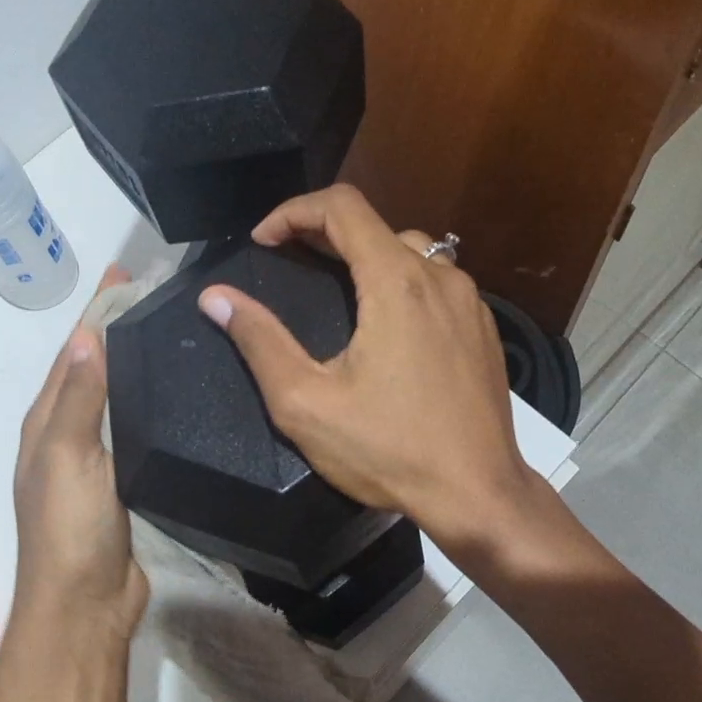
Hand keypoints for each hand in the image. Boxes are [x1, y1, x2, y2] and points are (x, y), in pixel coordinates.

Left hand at [13, 270, 147, 640]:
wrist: (86, 606)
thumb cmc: (70, 530)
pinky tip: (180, 405)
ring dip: (136, 371)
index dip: (95, 313)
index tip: (124, 274)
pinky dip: (152, 410)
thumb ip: (79, 400)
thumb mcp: (69, 457)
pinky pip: (136, 435)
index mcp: (47, 425)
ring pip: (117, 404)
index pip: (72, 355)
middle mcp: (67, 439)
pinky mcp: (123, 489)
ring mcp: (96, 466)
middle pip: (93, 374)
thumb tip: (87, 336)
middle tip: (162, 301)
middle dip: (118, 333)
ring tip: (176, 341)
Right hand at [196, 185, 536, 540]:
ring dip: (368, 257)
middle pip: (378, 226)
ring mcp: (471, 304)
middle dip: (326, 232)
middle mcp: (442, 278)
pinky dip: (404, 283)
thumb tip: (216, 298)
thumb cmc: (390, 451)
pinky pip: (440, 285)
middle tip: (288, 259)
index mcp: (397, 283)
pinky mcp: (485, 331)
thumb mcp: (306, 403)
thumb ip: (260, 342)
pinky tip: (387, 322)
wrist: (477, 493)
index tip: (263, 242)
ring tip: (334, 285)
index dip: (293, 211)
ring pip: (414, 253)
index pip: (342, 207)